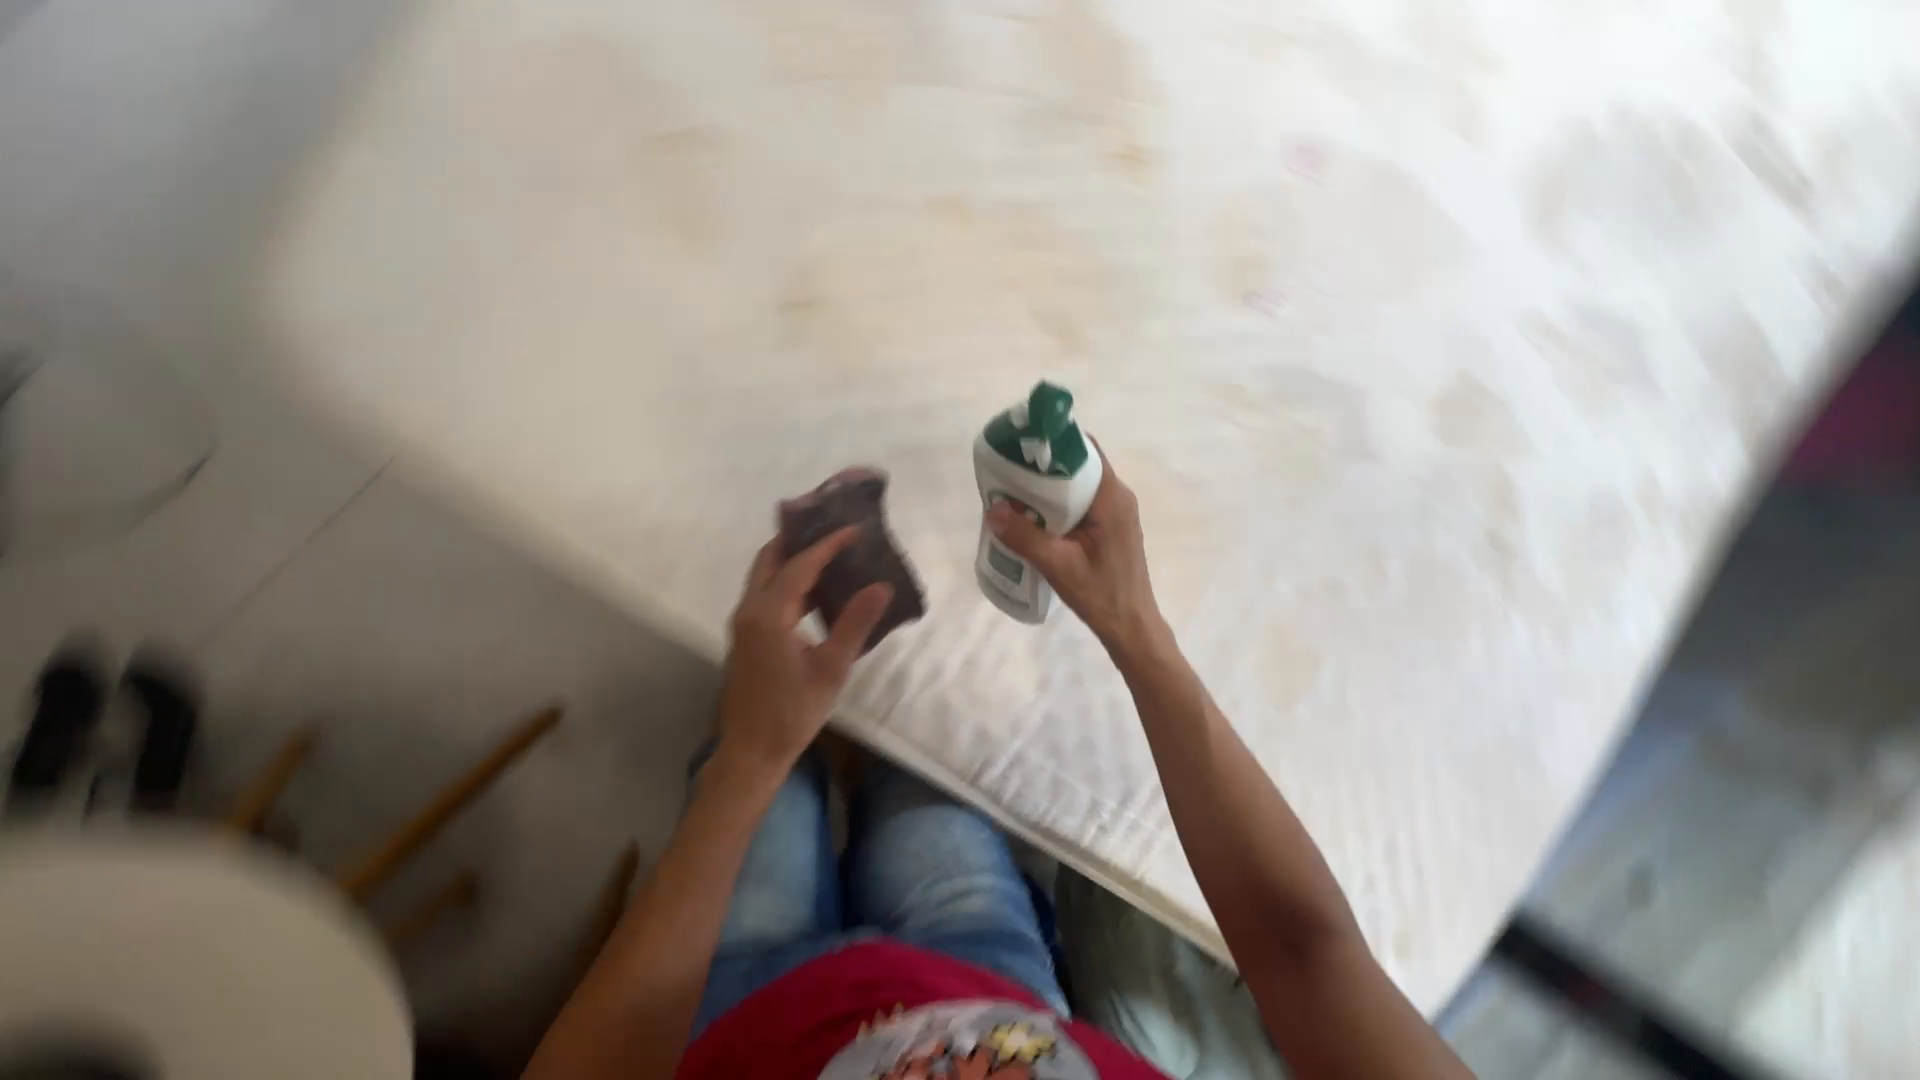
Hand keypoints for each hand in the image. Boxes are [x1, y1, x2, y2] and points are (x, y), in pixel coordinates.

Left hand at [718, 528, 891, 769]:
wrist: (752, 751)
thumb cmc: (793, 711)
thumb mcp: (832, 668)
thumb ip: (854, 623)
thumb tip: (880, 586)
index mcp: (768, 614)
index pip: (800, 565)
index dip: (827, 544)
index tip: (853, 528)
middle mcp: (749, 611)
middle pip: (770, 559)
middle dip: (798, 539)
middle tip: (830, 527)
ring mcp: (743, 624)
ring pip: (764, 577)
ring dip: (792, 561)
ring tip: (828, 553)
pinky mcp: (746, 638)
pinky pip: (764, 595)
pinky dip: (787, 583)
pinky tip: (816, 591)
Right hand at [986, 449, 1167, 655]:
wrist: (1131, 627)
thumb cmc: (1100, 594)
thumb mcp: (1057, 566)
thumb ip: (1024, 536)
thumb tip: (992, 509)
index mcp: (1111, 498)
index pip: (1084, 451)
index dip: (1053, 444)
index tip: (1021, 447)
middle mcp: (1118, 497)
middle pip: (1079, 466)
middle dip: (1044, 466)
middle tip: (1009, 472)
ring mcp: (1117, 512)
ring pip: (1079, 486)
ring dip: (1049, 488)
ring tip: (1014, 494)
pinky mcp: (1111, 527)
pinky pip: (1082, 503)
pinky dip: (1058, 504)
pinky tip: (1033, 518)